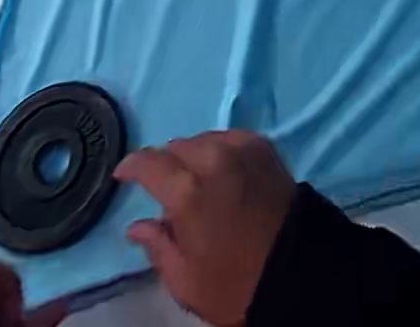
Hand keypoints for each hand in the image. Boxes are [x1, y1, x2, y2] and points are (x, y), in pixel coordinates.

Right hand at [114, 131, 296, 326]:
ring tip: (195, 179)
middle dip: (165, 164)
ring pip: (202, 138)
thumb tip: (136, 226)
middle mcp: (212, 158)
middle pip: (176, 147)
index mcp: (187, 192)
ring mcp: (240, 147)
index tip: (123, 174)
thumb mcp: (186, 279)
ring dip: (192, 154)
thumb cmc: (235, 282)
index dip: (131, 166)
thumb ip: (157, 246)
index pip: (149, 163)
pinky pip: (229, 136)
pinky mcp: (262, 145)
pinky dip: (218, 148)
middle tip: (165, 187)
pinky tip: (220, 169)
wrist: (296, 267)